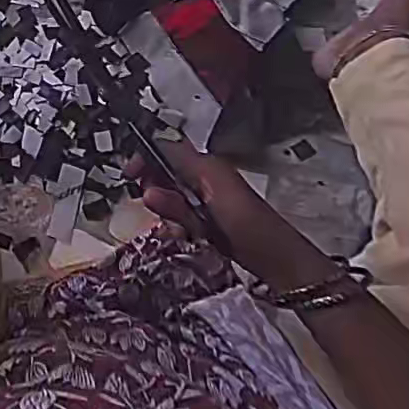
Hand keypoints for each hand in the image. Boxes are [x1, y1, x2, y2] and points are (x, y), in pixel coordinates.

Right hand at [129, 140, 336, 291]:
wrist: (278, 261)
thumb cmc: (249, 230)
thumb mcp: (208, 213)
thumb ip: (176, 202)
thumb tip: (148, 192)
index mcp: (205, 165)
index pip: (163, 148)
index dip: (143, 158)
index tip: (130, 176)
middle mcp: (203, 174)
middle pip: (162, 171)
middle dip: (155, 190)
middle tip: (157, 208)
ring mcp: (206, 193)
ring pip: (169, 193)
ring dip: (168, 211)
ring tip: (180, 228)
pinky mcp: (207, 212)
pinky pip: (180, 209)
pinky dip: (178, 222)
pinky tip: (186, 235)